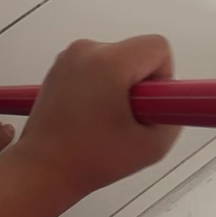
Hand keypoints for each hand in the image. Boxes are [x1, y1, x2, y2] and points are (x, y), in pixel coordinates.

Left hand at [0, 35, 180, 202]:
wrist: (41, 169)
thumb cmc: (90, 159)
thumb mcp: (152, 146)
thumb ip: (174, 117)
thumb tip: (171, 102)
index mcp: (109, 62)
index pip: (157, 47)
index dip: (162, 77)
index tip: (148, 105)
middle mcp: (87, 49)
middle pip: (136, 52)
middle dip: (139, 83)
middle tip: (126, 118)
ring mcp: (69, 56)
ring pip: (116, 59)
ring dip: (119, 85)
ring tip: (104, 120)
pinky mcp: (59, 66)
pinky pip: (96, 65)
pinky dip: (100, 85)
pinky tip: (89, 115)